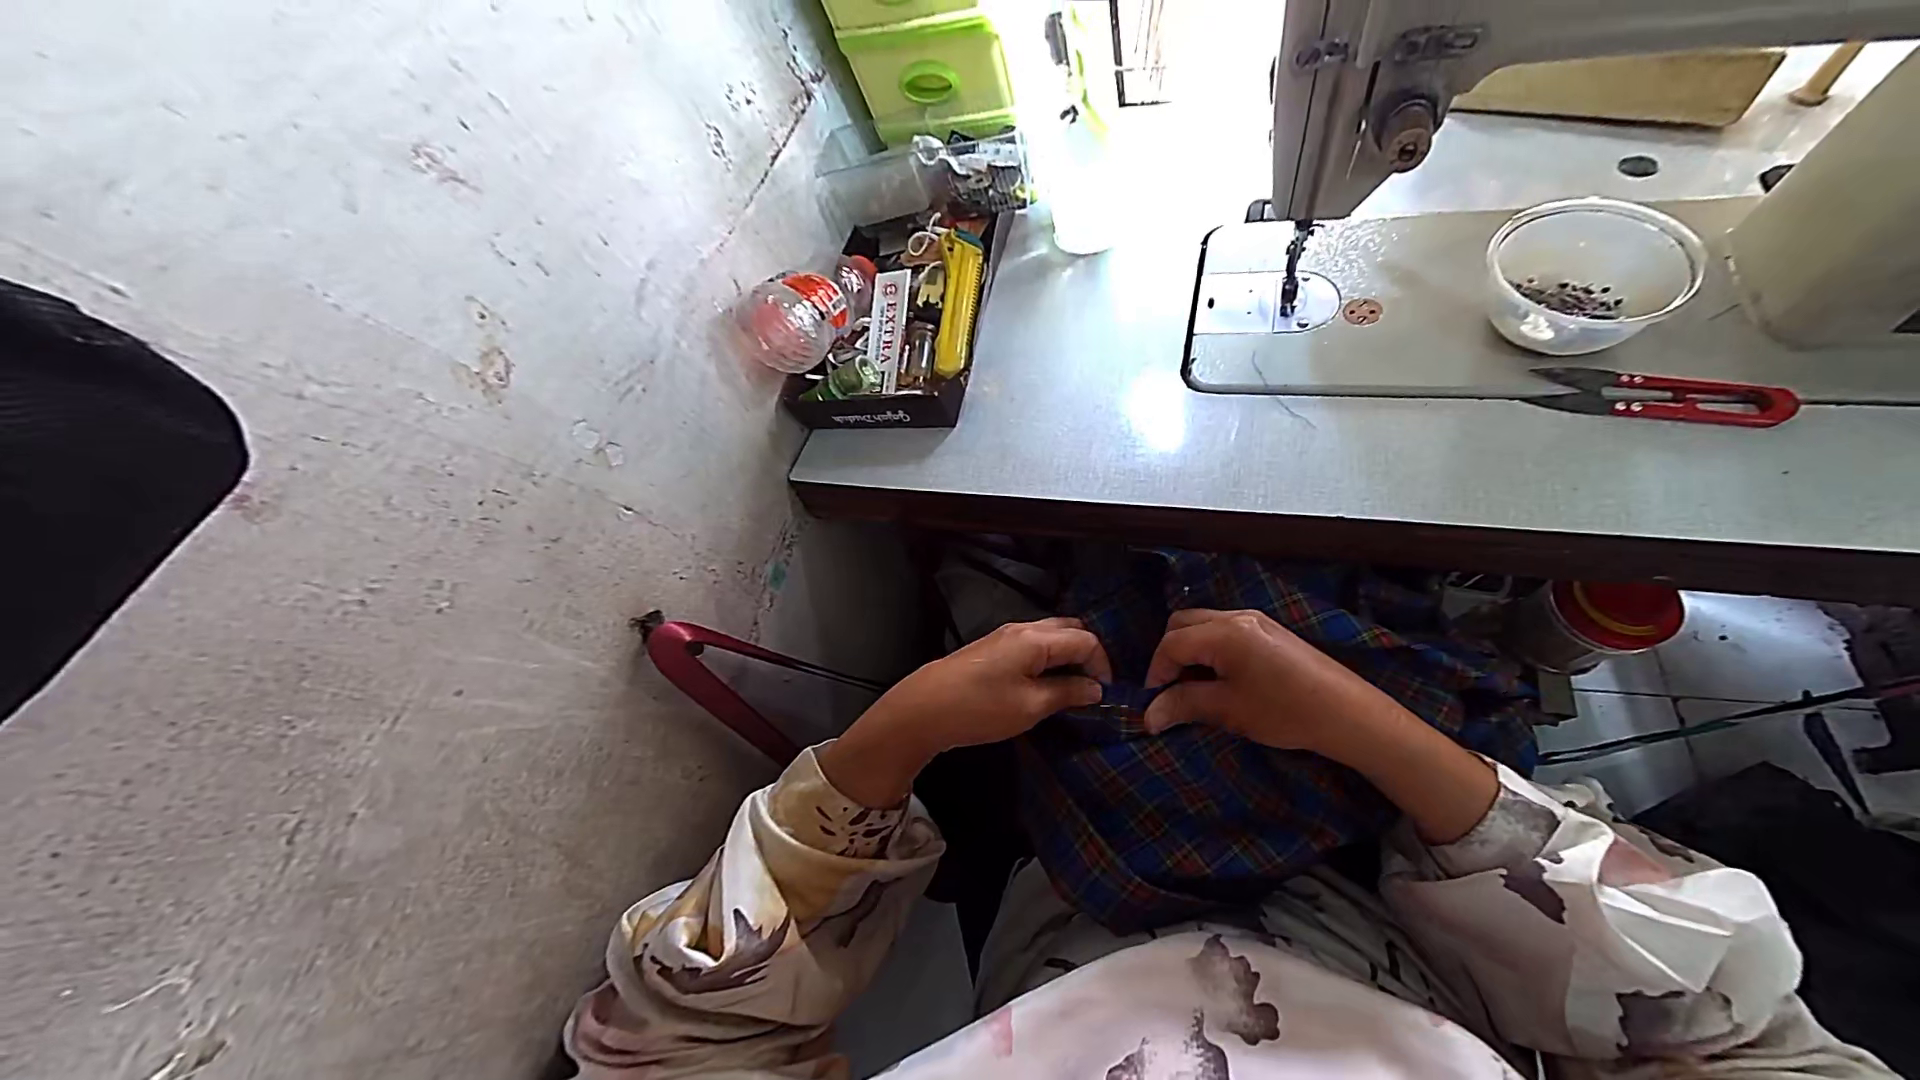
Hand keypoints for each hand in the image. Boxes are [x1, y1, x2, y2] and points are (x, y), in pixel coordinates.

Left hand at [819, 618, 1111, 806]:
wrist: (924, 708)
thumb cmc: (981, 708)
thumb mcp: (1030, 706)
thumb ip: (1067, 693)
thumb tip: (1096, 688)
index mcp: (1036, 638)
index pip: (1086, 640)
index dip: (1103, 665)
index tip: (1105, 695)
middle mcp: (1022, 628)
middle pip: (1069, 629)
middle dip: (1087, 654)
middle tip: (1093, 687)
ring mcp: (1004, 636)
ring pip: (1050, 635)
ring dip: (1067, 656)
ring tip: (1073, 688)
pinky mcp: (992, 648)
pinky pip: (1033, 644)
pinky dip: (1049, 658)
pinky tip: (1047, 682)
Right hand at [1142, 608, 1497, 842]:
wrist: (1350, 715)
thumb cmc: (1286, 711)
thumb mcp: (1228, 710)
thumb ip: (1183, 705)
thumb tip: (1148, 716)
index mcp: (1223, 632)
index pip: (1171, 643)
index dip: (1155, 672)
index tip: (1154, 702)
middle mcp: (1235, 616)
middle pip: (1182, 624)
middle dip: (1168, 654)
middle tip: (1171, 689)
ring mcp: (1255, 620)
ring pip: (1203, 624)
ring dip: (1189, 650)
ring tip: (1195, 686)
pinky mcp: (1269, 630)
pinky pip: (1224, 629)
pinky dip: (1209, 648)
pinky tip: (1220, 677)